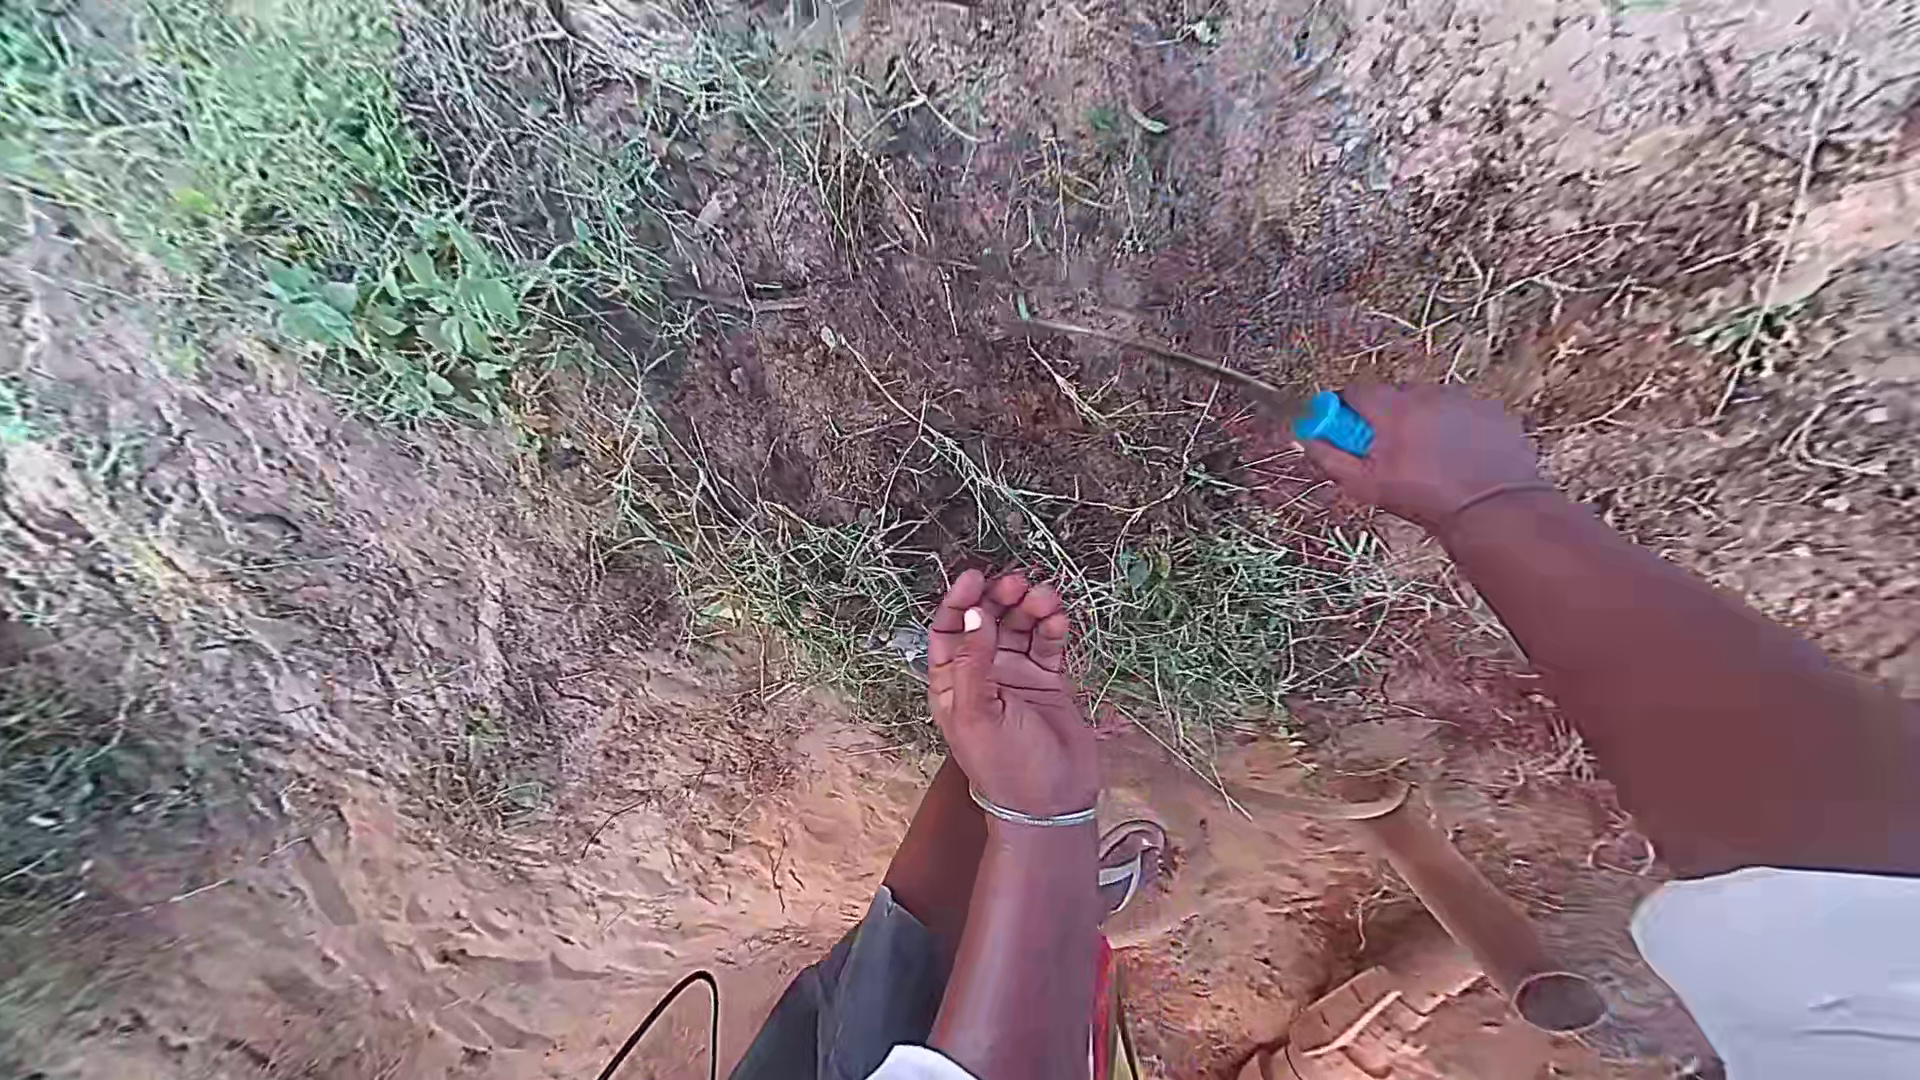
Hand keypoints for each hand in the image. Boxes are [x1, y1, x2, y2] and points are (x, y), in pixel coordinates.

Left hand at [926, 570, 1099, 817]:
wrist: (1052, 804)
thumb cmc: (1005, 765)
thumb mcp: (978, 713)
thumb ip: (973, 661)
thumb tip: (974, 614)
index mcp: (953, 683)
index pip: (948, 631)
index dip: (958, 602)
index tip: (974, 578)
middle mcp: (982, 674)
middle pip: (986, 622)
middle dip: (999, 599)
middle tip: (1017, 585)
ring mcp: (1016, 675)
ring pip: (1019, 627)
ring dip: (1030, 608)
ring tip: (1046, 598)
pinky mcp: (1047, 680)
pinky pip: (1047, 644)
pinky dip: (1052, 627)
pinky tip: (1058, 619)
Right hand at [1299, 384, 1548, 531]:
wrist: (1492, 507)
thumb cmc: (1421, 496)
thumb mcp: (1362, 483)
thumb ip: (1328, 456)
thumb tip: (1306, 438)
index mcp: (1393, 409)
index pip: (1353, 391)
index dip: (1343, 410)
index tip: (1343, 430)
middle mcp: (1429, 395)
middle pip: (1391, 394)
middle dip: (1381, 416)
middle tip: (1382, 448)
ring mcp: (1465, 401)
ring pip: (1426, 402)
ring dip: (1416, 420)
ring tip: (1421, 456)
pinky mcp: (1492, 412)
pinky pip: (1459, 412)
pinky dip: (1450, 427)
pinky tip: (1451, 456)